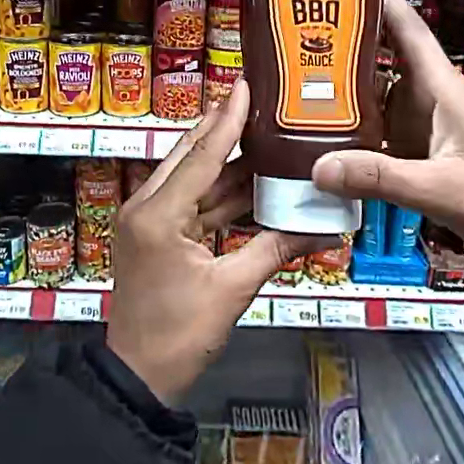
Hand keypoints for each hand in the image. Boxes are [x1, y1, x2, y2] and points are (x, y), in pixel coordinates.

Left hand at [108, 79, 313, 403]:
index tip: (244, 86)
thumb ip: (275, 250)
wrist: (138, 376)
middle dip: (223, 130)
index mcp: (159, 214)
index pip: (201, 156)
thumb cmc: (180, 335)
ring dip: (226, 164)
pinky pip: (193, 204)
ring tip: (263, 137)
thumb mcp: (232, 290)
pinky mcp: (158, 235)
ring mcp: (150, 220)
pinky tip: (251, 181)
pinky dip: (221, 195)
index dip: (227, 121)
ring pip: (193, 180)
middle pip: (191, 157)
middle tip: (255, 102)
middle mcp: (147, 206)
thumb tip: (325, 230)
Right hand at [310, 0, 463, 325]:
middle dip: (342, 42)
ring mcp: (421, 129)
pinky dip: (347, 131)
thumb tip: (317, 167)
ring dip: (338, 90)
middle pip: (380, 59)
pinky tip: (316, 138)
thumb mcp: (444, 189)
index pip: (408, 31)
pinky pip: (374, 134)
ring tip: (290, 80)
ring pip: (372, 98)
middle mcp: (428, 101)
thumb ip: (382, 178)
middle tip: (293, 32)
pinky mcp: (417, 155)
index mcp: (443, 90)